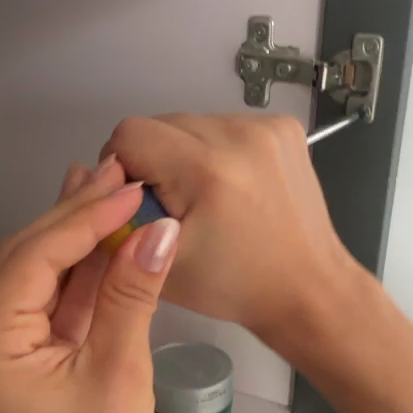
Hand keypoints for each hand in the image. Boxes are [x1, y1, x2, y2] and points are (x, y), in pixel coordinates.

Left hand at [0, 159, 180, 412]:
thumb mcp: (117, 372)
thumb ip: (130, 293)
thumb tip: (160, 227)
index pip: (35, 257)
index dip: (86, 216)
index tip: (131, 182)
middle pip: (28, 258)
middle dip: (76, 215)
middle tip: (120, 171)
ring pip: (37, 277)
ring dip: (75, 238)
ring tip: (109, 186)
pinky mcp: (13, 360)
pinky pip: (45, 305)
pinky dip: (75, 276)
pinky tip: (97, 238)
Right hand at [103, 114, 364, 346]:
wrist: (309, 289)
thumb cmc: (236, 287)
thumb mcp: (162, 266)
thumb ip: (120, 222)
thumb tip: (103, 187)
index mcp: (207, 169)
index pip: (129, 134)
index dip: (122, 168)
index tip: (139, 203)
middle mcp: (240, 134)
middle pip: (160, 124)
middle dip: (155, 162)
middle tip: (172, 207)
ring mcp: (267, 126)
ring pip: (191, 123)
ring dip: (185, 155)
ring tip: (206, 200)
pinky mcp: (284, 127)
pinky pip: (224, 126)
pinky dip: (217, 152)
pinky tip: (230, 188)